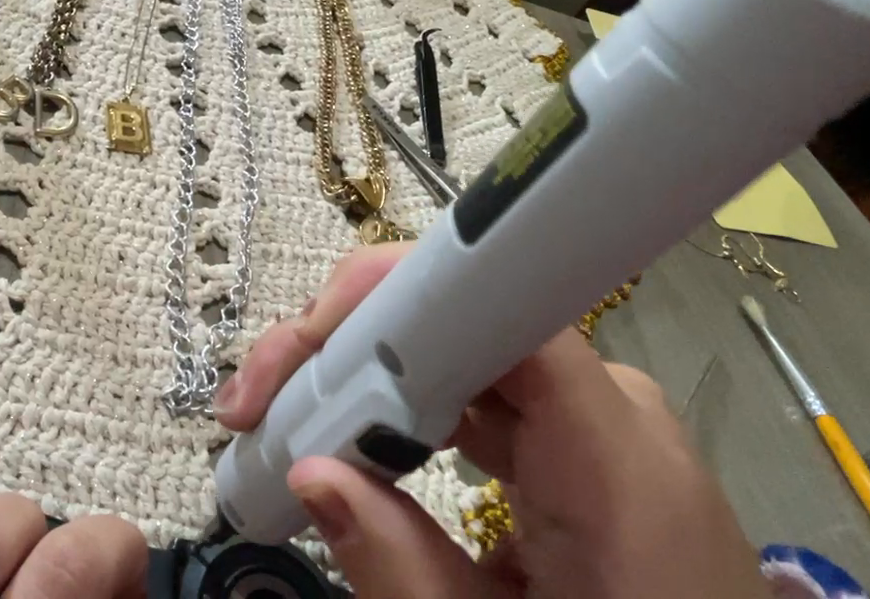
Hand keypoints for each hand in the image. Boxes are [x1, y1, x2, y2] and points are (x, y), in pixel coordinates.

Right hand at [213, 244, 767, 598]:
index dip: (396, 297)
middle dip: (342, 347)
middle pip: (453, 321)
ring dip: (360, 375)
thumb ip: (403, 572)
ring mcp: (593, 416)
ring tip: (283, 418)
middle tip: (257, 405)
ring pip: (452, 350)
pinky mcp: (579, 438)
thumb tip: (306, 473)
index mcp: (612, 459)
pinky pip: (474, 388)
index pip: (498, 307)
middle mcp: (607, 408)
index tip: (308, 348)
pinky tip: (353, 438)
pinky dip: (402, 404)